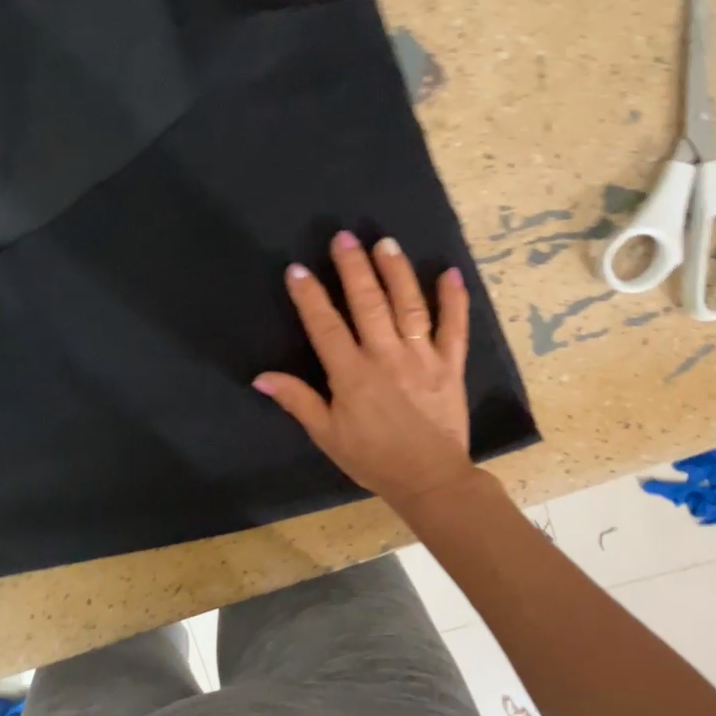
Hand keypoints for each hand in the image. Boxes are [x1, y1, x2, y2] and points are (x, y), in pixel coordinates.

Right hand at [253, 231, 477, 504]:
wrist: (429, 478)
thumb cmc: (371, 458)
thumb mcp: (326, 434)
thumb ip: (297, 400)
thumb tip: (260, 377)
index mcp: (351, 374)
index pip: (325, 326)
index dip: (309, 296)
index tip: (297, 269)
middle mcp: (385, 356)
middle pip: (367, 304)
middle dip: (353, 268)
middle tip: (344, 237)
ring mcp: (422, 358)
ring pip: (408, 306)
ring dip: (396, 272)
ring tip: (385, 243)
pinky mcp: (451, 365)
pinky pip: (454, 327)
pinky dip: (454, 299)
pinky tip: (450, 272)